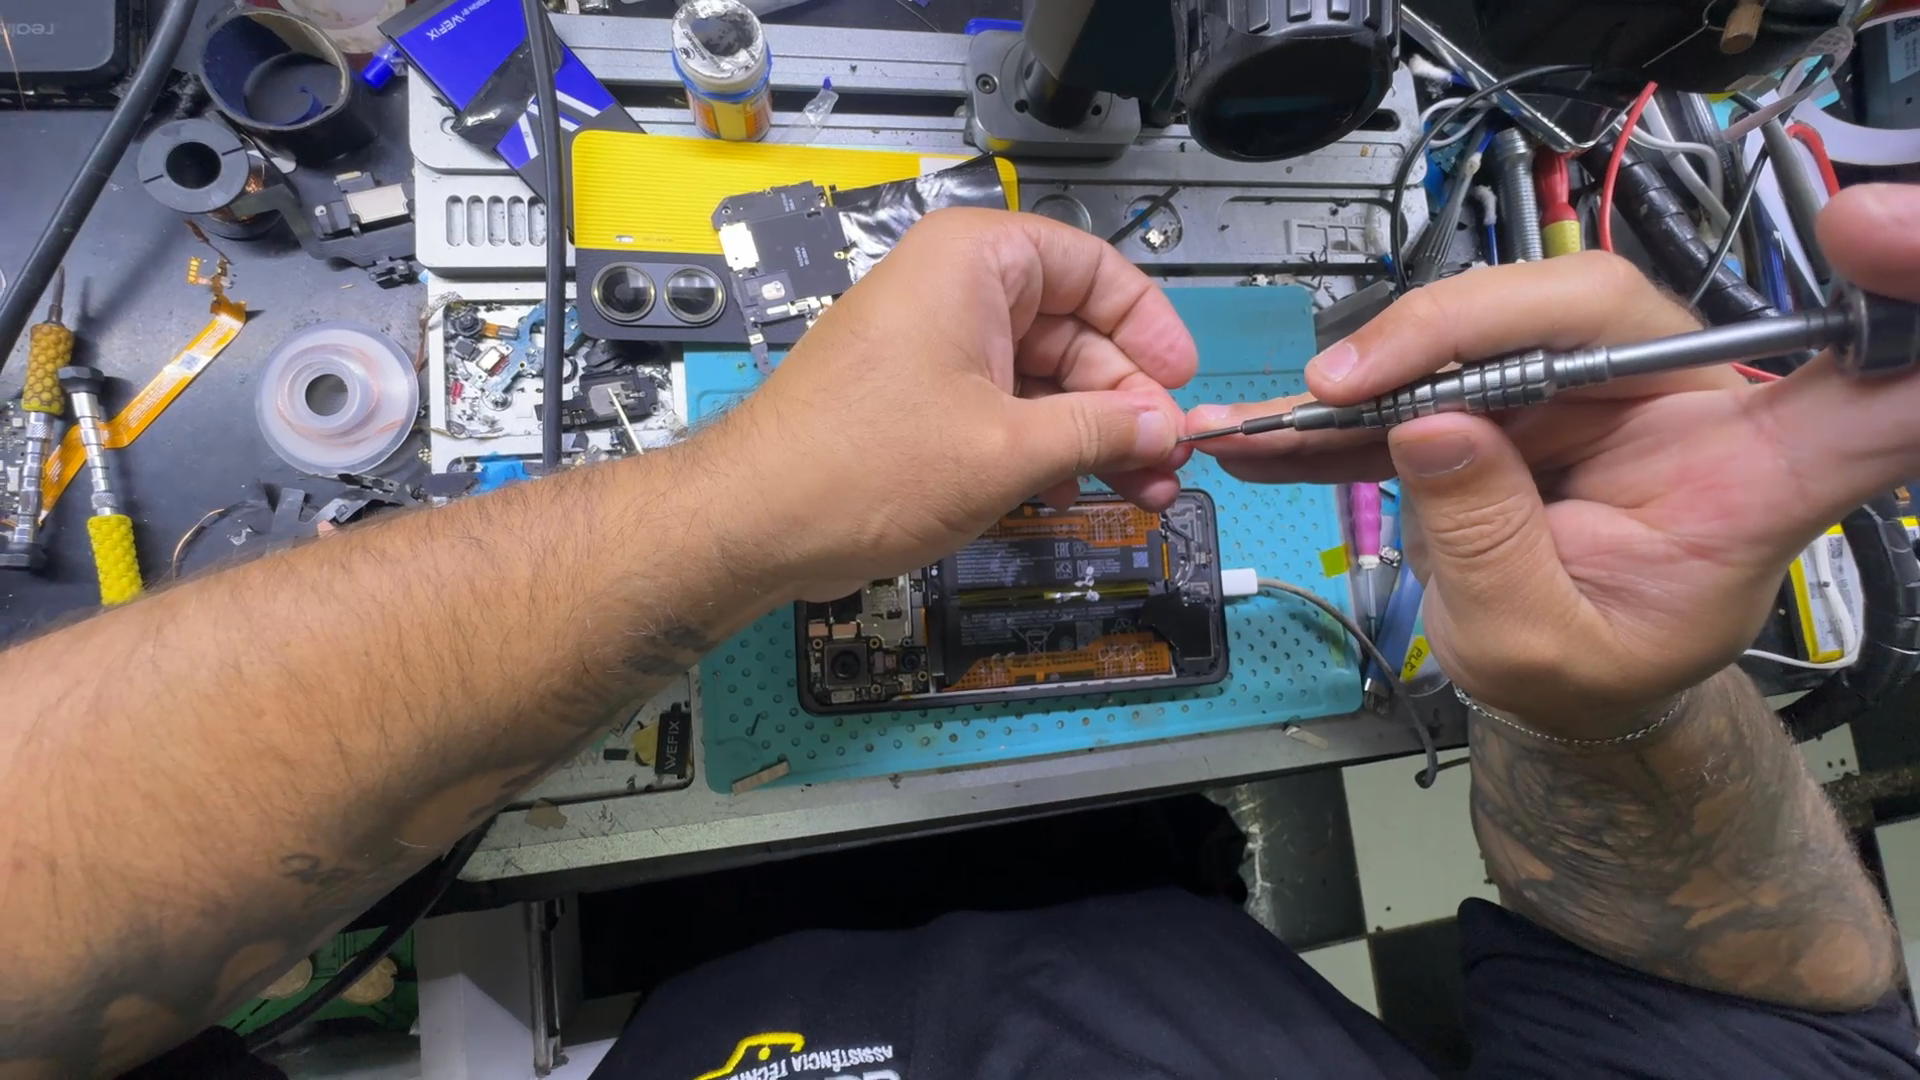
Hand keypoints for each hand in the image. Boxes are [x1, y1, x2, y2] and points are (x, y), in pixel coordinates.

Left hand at [705, 207, 1196, 600]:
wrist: (760, 525)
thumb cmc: (869, 467)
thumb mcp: (1009, 448)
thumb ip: (1100, 430)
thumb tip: (1162, 426)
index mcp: (974, 264)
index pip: (1092, 270)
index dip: (1147, 327)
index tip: (1182, 380)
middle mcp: (954, 295)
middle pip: (1071, 335)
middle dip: (1124, 403)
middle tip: (1167, 462)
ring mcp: (935, 351)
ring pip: (1040, 383)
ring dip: (1090, 437)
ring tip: (1137, 489)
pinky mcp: (922, 403)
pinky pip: (1002, 413)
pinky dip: (1040, 450)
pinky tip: (1070, 490)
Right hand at [1186, 184, 1919, 733]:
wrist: (1536, 674)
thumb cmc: (1575, 668)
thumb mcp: (1531, 639)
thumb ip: (1486, 543)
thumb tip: (1433, 427)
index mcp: (1734, 472)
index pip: (1873, 379)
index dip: (1907, 280)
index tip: (1865, 219)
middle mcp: (1658, 406)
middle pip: (1575, 308)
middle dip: (1448, 330)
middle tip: (1340, 384)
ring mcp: (1561, 403)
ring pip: (1462, 345)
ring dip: (1354, 382)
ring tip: (1263, 427)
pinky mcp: (1484, 417)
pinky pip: (1400, 404)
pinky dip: (1326, 425)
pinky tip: (1259, 443)